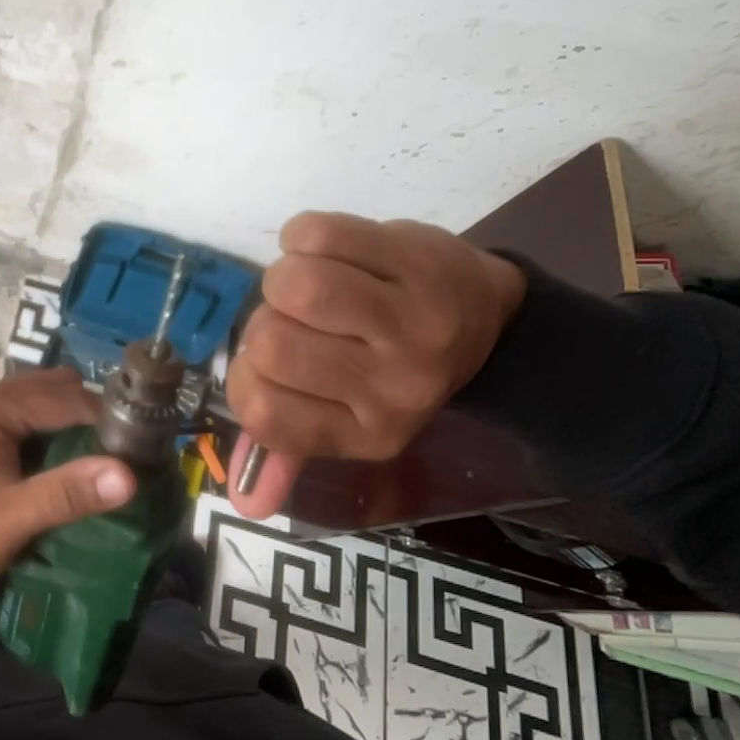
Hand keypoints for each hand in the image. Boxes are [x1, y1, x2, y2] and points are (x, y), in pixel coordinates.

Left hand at [0, 369, 135, 590]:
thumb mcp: (12, 517)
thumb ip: (67, 493)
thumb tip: (128, 475)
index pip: (69, 398)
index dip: (109, 418)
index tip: (148, 446)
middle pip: (63, 392)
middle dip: (98, 417)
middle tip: (136, 452)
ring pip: (53, 405)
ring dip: (83, 425)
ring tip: (117, 459)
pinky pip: (41, 421)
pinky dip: (65, 435)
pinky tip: (85, 465)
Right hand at [226, 211, 525, 518]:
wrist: (496, 325)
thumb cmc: (397, 370)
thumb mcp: (348, 421)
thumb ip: (290, 451)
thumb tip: (242, 506)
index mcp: (367, 433)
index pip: (261, 409)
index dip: (245, 374)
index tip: (270, 363)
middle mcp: (393, 389)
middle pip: (268, 342)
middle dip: (266, 320)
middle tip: (300, 321)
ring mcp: (411, 323)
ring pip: (293, 285)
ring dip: (284, 275)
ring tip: (313, 281)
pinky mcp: (417, 261)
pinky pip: (315, 233)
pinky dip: (303, 235)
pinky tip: (329, 250)